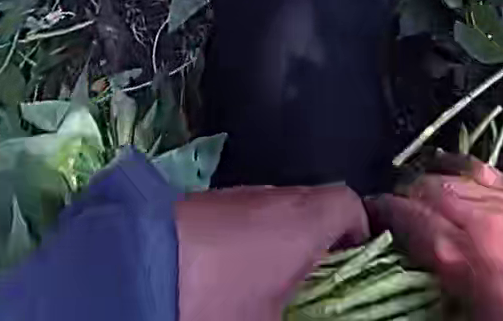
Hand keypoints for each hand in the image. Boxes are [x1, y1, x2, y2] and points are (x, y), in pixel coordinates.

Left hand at [176, 185, 367, 320]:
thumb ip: (298, 319)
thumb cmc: (218, 300)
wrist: (142, 266)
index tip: (359, 262)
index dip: (360, 229)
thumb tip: (300, 313)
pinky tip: (239, 272)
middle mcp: (277, 195)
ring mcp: (242, 194)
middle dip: (323, 238)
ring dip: (287, 236)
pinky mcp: (211, 201)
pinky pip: (250, 212)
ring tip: (278, 281)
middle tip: (321, 280)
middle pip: (315, 203)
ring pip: (281, 207)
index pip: (349, 203)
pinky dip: (256, 235)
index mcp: (303, 219)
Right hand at [367, 156, 502, 320]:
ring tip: (414, 192)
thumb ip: (443, 300)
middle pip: (423, 190)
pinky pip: (477, 167)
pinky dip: (456, 163)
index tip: (367, 215)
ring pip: (446, 174)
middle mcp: (473, 219)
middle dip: (401, 196)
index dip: (382, 213)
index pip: (407, 220)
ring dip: (424, 180)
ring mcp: (497, 200)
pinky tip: (445, 164)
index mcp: (459, 257)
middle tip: (390, 210)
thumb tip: (416, 284)